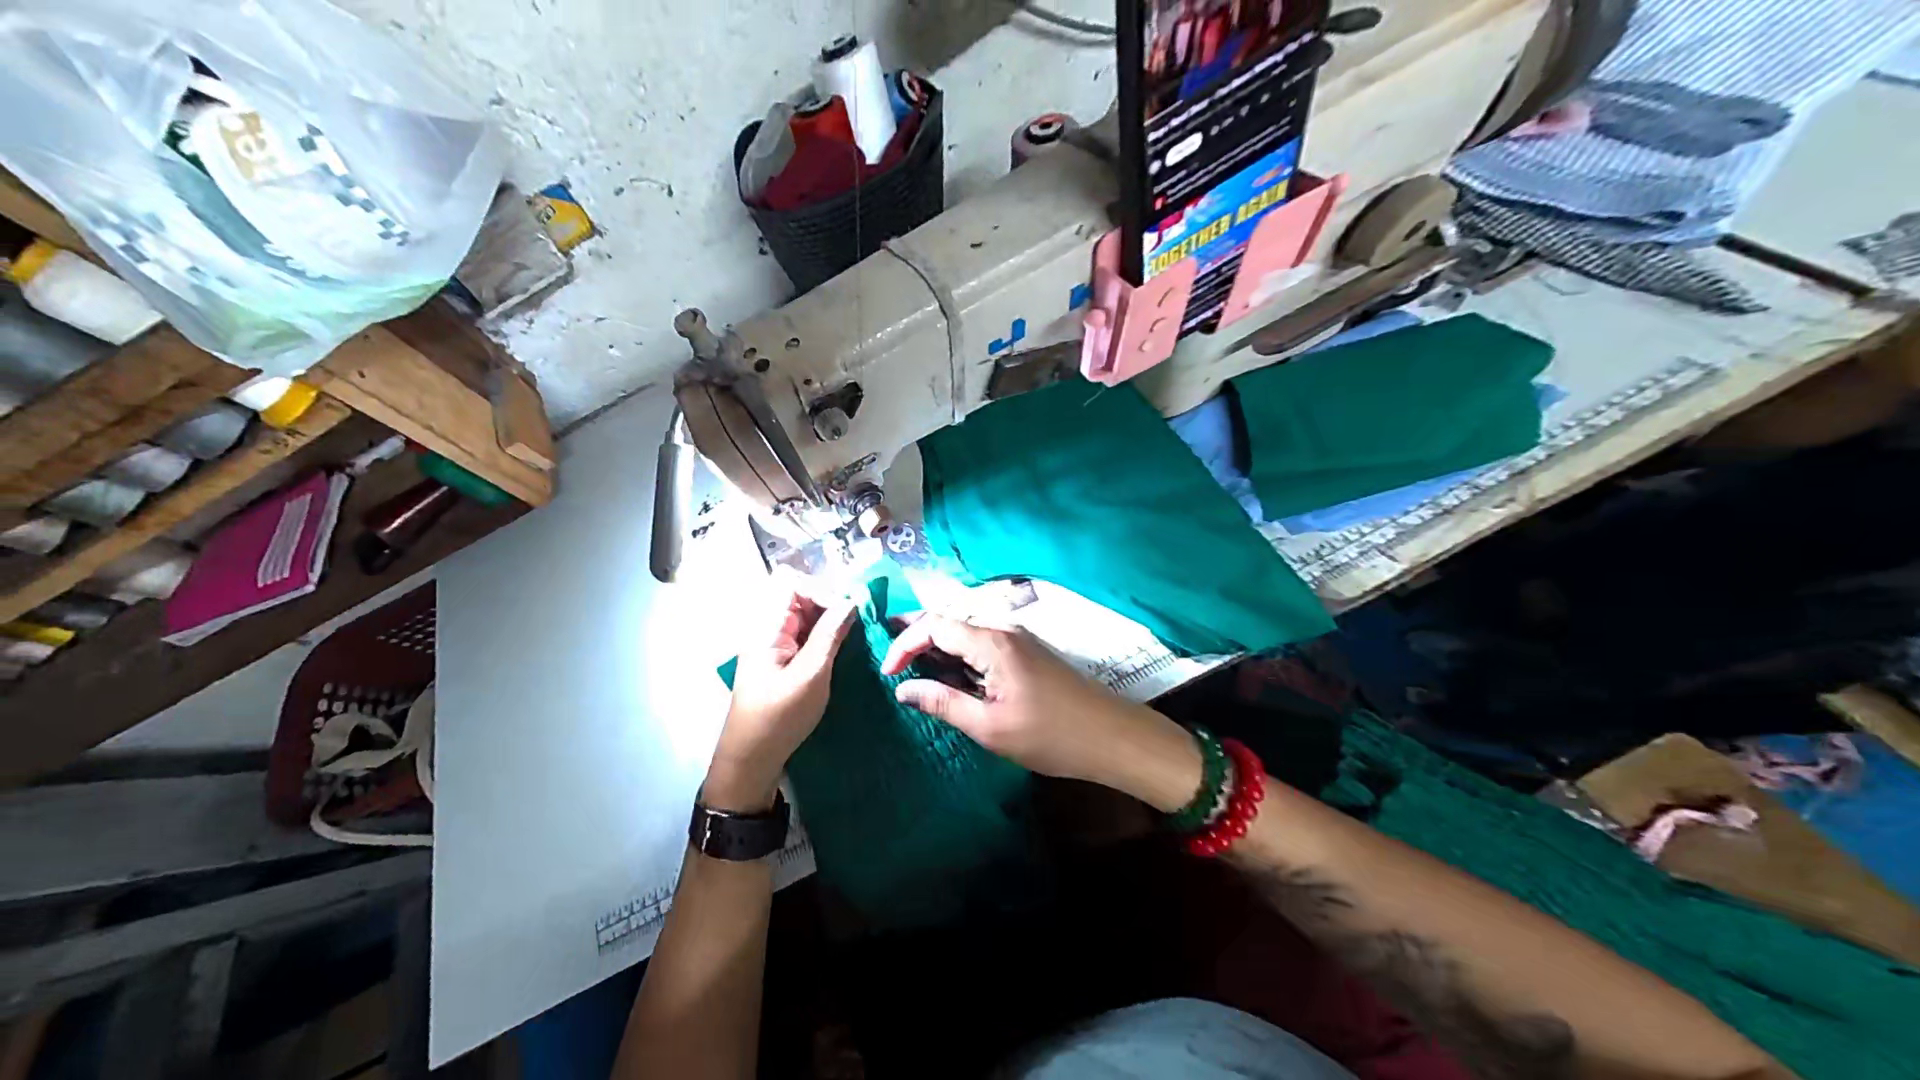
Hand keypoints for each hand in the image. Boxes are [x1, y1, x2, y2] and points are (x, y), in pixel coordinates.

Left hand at [708, 589, 856, 810]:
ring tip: (853, 636)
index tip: (848, 612)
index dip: (822, 589)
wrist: (751, 760)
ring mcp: (773, 644)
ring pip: (806, 614)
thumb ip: (830, 635)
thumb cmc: (779, 719)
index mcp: (766, 627)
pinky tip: (841, 650)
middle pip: (800, 595)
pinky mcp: (781, 659)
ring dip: (830, 620)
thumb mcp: (811, 676)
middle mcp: (767, 629)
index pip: (791, 582)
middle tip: (855, 624)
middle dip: (830, 603)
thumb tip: (851, 601)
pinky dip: (825, 636)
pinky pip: (805, 633)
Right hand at [879, 615, 1202, 811]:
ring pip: (967, 631)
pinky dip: (960, 654)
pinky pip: (984, 643)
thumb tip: (904, 689)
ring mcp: (1020, 639)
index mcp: (992, 642)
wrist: (1113, 736)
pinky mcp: (1030, 653)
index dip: (905, 643)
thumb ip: (943, 703)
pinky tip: (954, 676)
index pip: (935, 625)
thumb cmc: (1050, 735)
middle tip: (892, 661)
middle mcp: (1004, 630)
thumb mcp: (989, 726)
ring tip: (914, 669)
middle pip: (950, 621)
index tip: (887, 672)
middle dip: (917, 637)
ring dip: (939, 646)